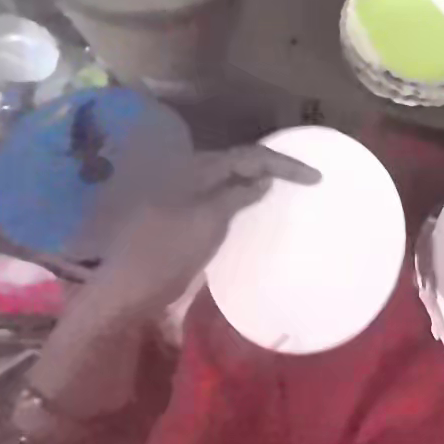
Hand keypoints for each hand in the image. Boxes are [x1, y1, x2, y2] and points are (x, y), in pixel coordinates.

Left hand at [91, 145, 321, 315]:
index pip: (248, 156)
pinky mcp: (186, 216)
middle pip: (240, 161)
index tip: (315, 177)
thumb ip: (236, 195)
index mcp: (196, 170)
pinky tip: (256, 208)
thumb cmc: (168, 253)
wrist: (129, 288)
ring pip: (231, 178)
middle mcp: (191, 175)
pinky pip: (223, 197)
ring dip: (259, 180)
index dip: (282, 163)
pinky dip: (245, 198)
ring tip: (287, 187)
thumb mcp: (207, 221)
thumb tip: (263, 178)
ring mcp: (187, 196)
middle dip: (273, 165)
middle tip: (305, 177)